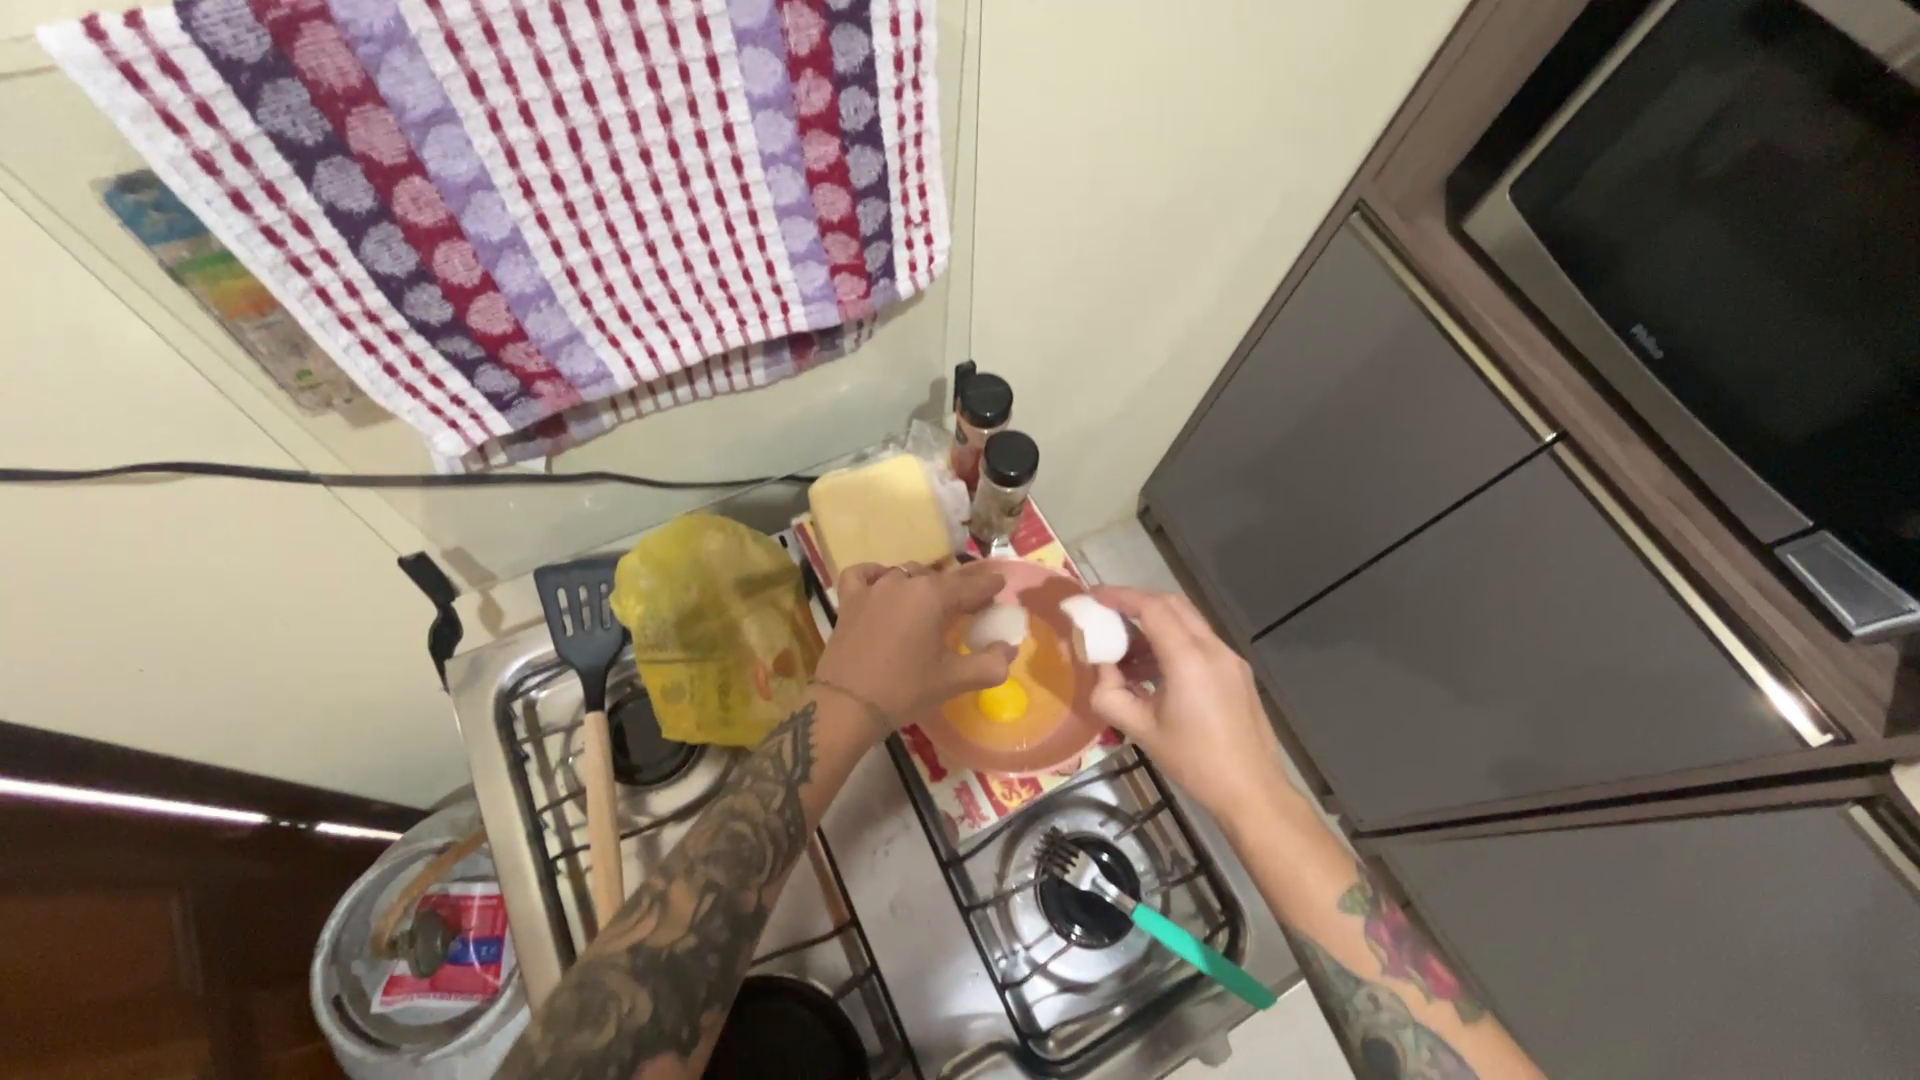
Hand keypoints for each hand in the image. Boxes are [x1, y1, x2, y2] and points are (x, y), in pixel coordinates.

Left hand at [813, 562, 1014, 739]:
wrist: (846, 706)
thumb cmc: (904, 690)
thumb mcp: (954, 680)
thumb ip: (990, 663)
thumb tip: (1007, 649)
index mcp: (933, 595)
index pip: (972, 584)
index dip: (990, 586)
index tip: (1000, 589)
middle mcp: (904, 581)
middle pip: (940, 578)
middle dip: (958, 589)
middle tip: (967, 608)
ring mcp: (872, 587)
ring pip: (905, 574)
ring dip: (921, 585)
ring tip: (928, 605)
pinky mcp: (848, 600)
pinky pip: (864, 574)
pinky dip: (875, 576)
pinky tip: (882, 588)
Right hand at [1086, 587, 1293, 818]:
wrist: (1253, 790)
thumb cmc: (1195, 762)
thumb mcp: (1141, 731)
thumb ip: (1110, 694)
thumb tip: (1101, 670)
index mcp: (1188, 659)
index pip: (1151, 608)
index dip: (1119, 597)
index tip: (1092, 598)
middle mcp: (1213, 649)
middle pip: (1171, 604)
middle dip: (1136, 602)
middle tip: (1106, 615)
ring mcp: (1229, 658)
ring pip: (1187, 621)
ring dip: (1154, 624)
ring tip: (1124, 651)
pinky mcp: (1236, 671)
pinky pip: (1199, 642)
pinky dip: (1172, 642)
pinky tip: (1153, 670)